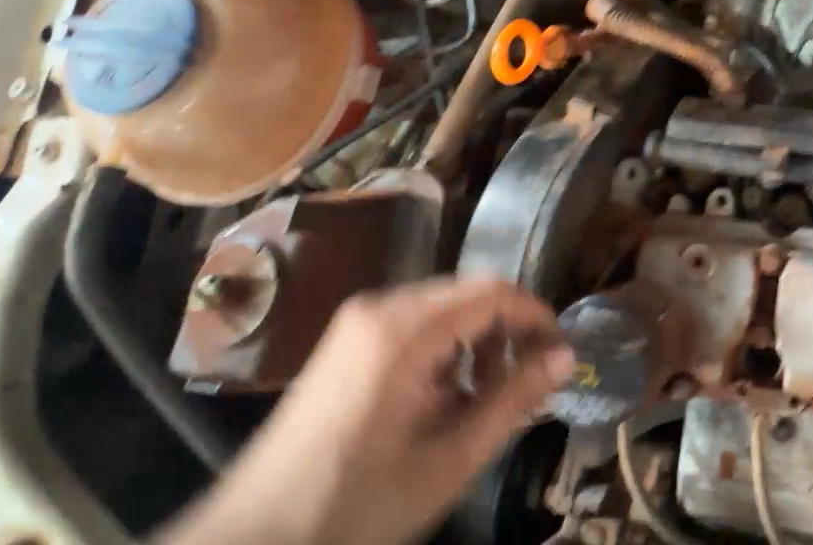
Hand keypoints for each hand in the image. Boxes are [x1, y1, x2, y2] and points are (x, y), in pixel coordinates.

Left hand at [158, 278, 574, 544]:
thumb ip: (513, 400)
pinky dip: (444, 354)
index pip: (494, 292)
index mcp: (403, 329)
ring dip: (477, 346)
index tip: (561, 357)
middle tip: (524, 387)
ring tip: (482, 404)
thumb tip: (567, 356)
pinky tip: (442, 404)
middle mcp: (379, 309)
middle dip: (507, 336)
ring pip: (446, 310)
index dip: (537, 318)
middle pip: (470, 295)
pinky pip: (415, 327)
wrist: (246, 544)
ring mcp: (356, 324)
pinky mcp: (345, 344)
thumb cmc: (353, 507)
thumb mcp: (449, 460)